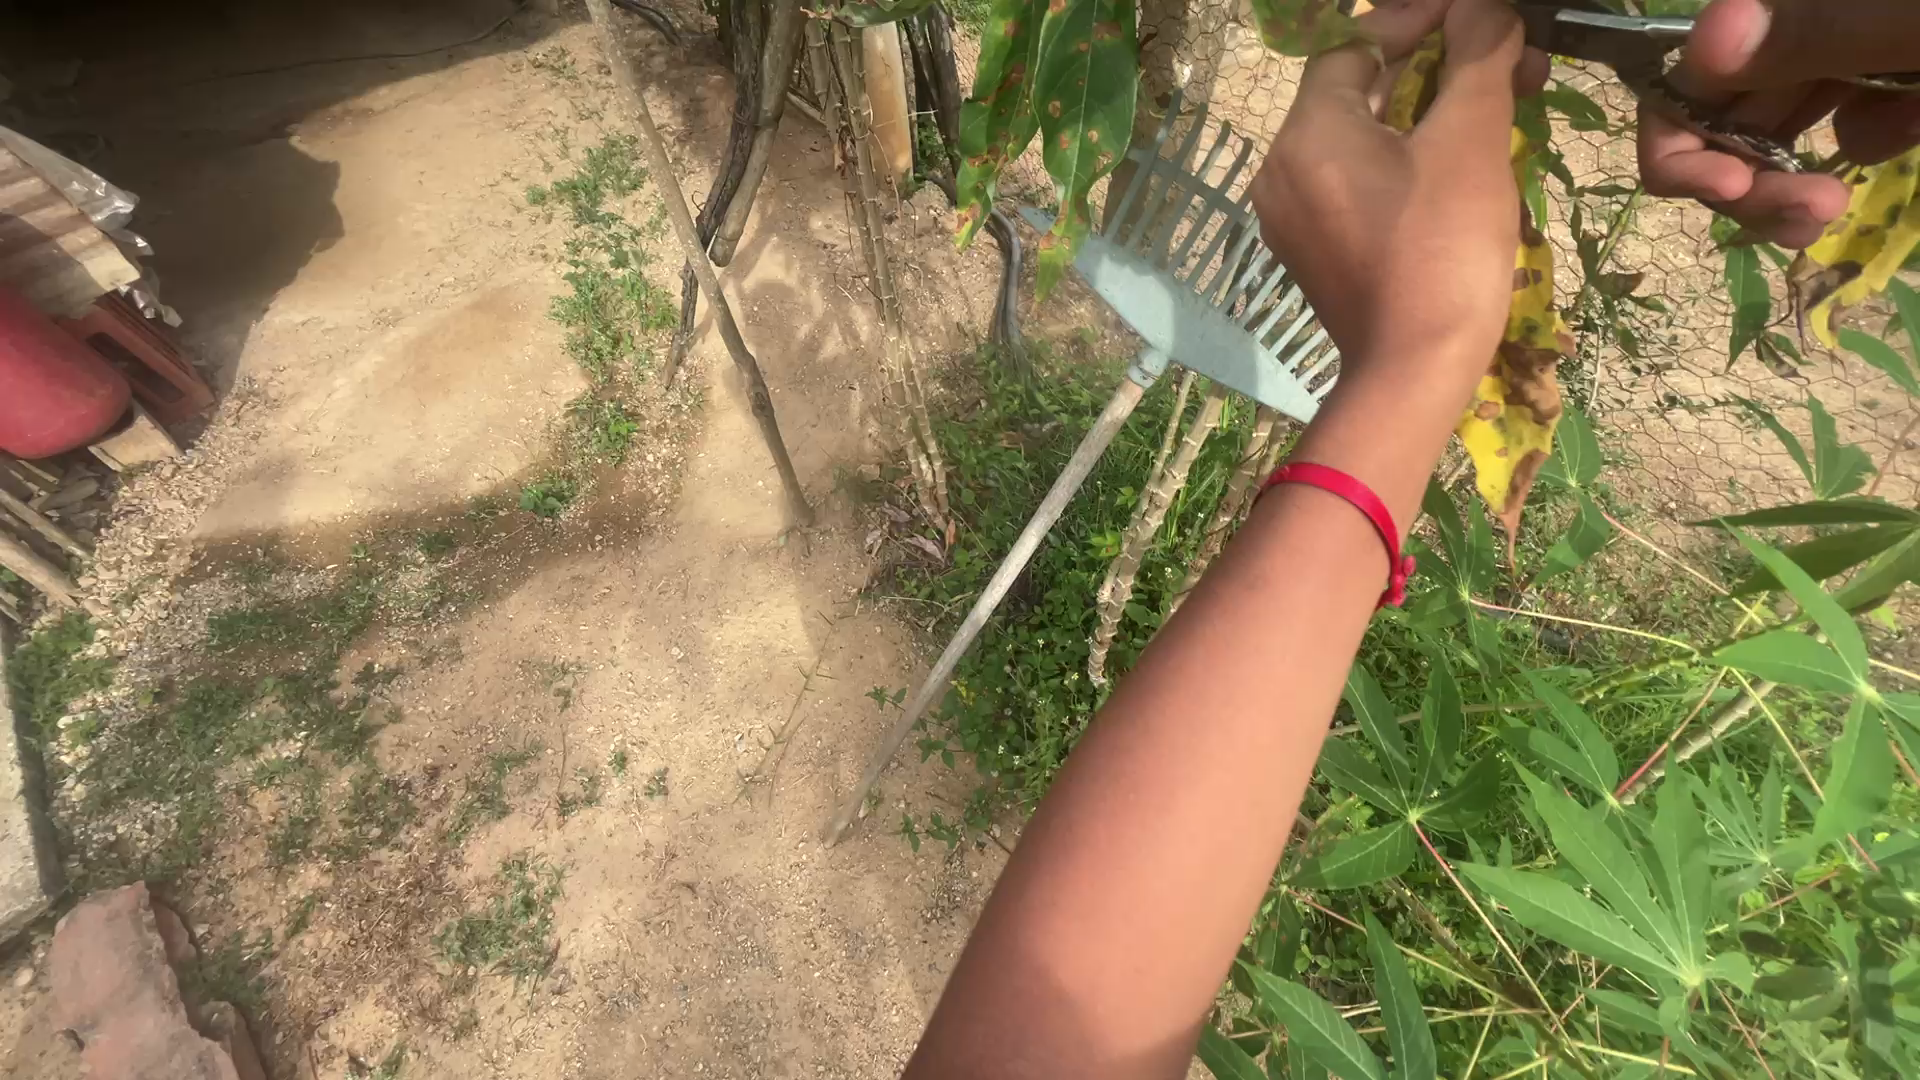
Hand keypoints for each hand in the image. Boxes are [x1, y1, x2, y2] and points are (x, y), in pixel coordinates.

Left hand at [1249, 0, 1532, 380]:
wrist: (1411, 359)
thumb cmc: (1442, 243)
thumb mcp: (1470, 134)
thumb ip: (1476, 54)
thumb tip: (1478, 9)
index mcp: (1303, 137)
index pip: (1352, 47)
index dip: (1417, 21)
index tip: (1478, 18)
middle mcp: (1279, 174)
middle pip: (1354, 92)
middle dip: (1435, 67)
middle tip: (1511, 60)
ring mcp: (1288, 217)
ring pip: (1357, 139)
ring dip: (1426, 112)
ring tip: (1503, 104)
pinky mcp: (1307, 249)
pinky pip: (1349, 183)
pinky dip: (1398, 160)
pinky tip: (1458, 158)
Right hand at [1640, 0, 1919, 248]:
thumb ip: (1823, 26)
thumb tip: (1705, 37)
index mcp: (1800, 5)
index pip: (1690, 76)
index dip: (1681, 143)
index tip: (1724, 191)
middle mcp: (1813, 22)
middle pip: (1725, 113)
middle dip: (1743, 179)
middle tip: (1804, 220)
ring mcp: (1858, 43)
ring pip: (1779, 122)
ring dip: (1784, 182)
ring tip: (1830, 212)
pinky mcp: (1896, 66)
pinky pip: (1851, 109)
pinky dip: (1864, 140)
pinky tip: (1907, 136)